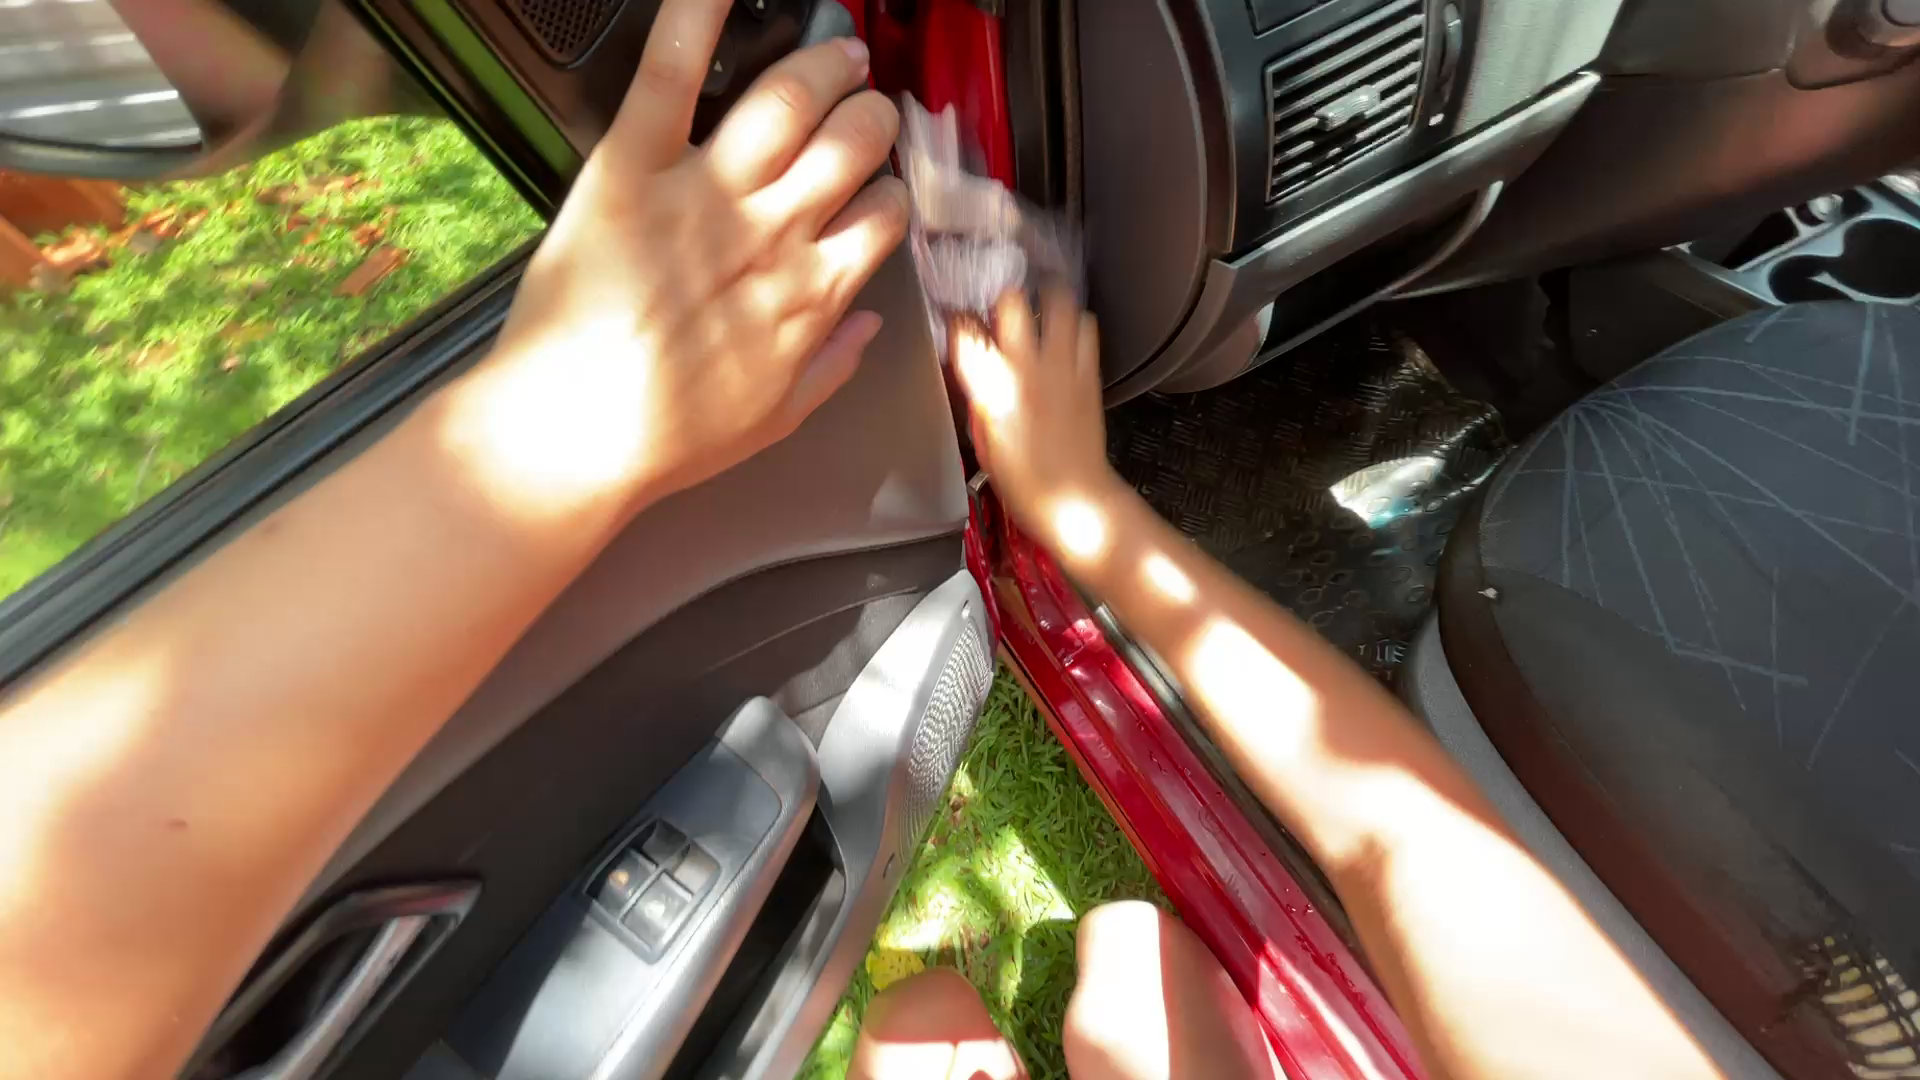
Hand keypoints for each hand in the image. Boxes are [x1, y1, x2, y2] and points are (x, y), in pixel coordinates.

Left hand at [491, 0, 908, 503]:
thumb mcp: (780, 418)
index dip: (892, 197)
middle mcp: (773, 234)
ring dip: (825, 65)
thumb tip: (869, 324)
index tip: (885, 192)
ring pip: (788, 102)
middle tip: (871, 110)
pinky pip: (672, 75)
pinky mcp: (632, 169)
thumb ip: (835, 364)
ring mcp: (706, 194)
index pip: (882, 219)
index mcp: (810, 296)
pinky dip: (695, 16)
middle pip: (850, 147)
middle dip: (873, 120)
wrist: (577, 431)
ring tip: (839, 49)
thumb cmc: (675, 435)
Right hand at [953, 289, 1121, 541]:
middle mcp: (1024, 368)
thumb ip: (979, 397)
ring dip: (1045, 299)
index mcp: (989, 387)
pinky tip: (1067, 335)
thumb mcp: (984, 439)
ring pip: (1058, 303)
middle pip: (1011, 301)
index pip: (965, 330)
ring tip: (1039, 306)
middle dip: (1002, 298)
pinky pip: (1086, 328)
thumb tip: (975, 370)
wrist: (1071, 497)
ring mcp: (1061, 367)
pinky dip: (1076, 323)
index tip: (958, 321)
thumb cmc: (1023, 481)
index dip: (958, 319)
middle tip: (1001, 307)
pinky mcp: (1089, 373)